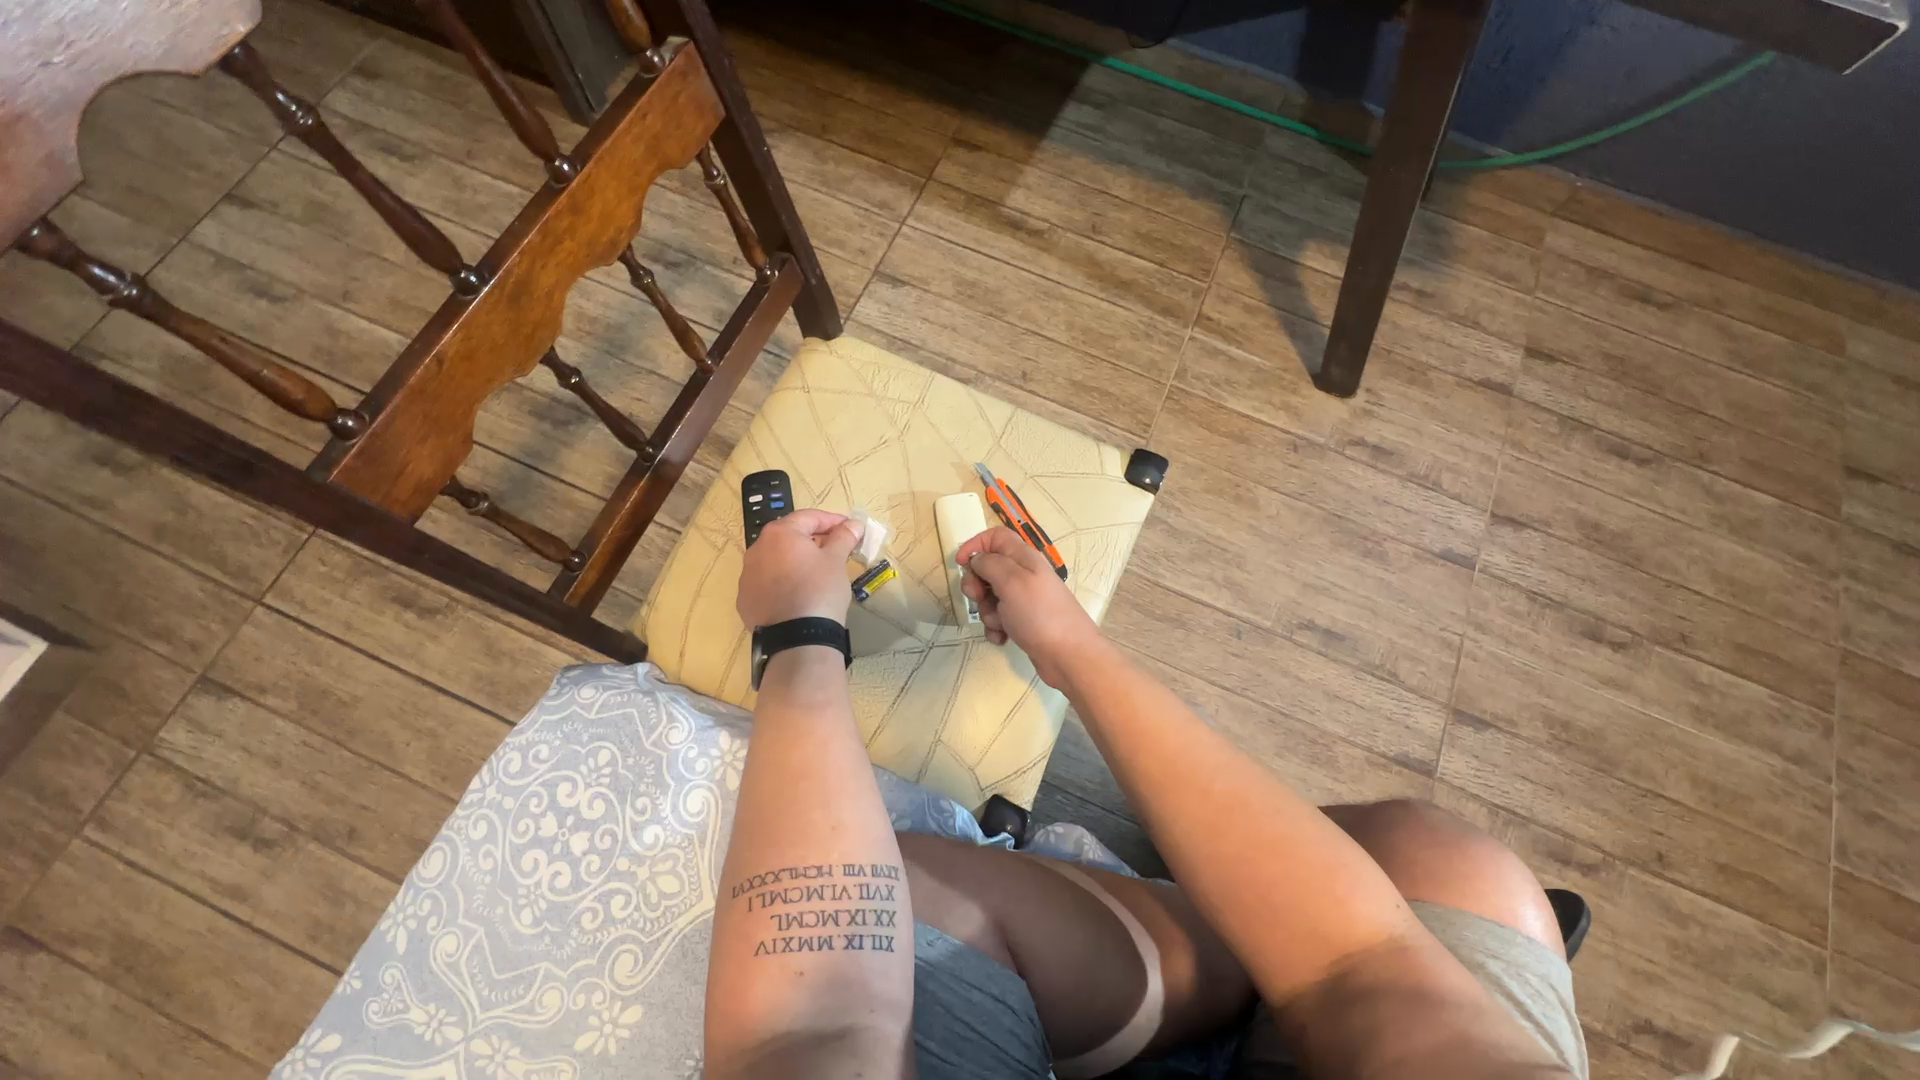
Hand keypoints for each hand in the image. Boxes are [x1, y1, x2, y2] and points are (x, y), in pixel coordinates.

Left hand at [737, 509, 861, 625]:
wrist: (796, 638)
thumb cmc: (819, 590)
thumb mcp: (836, 561)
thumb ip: (843, 537)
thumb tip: (853, 524)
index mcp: (779, 534)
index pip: (809, 517)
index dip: (832, 520)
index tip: (851, 529)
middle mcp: (757, 549)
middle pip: (789, 536)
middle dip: (813, 540)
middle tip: (835, 549)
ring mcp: (747, 576)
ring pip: (775, 560)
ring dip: (795, 561)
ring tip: (816, 573)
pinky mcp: (745, 600)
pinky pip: (767, 583)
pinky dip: (782, 582)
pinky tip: (797, 594)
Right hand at [954, 527, 1102, 687]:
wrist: (1068, 656)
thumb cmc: (1039, 614)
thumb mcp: (1012, 581)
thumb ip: (990, 564)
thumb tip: (977, 559)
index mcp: (1024, 558)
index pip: (996, 537)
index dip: (975, 545)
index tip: (961, 564)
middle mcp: (1024, 575)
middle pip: (988, 568)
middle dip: (977, 584)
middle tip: (979, 597)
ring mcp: (1024, 600)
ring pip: (991, 597)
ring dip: (987, 611)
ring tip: (1000, 623)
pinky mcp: (1023, 622)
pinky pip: (998, 619)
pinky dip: (996, 628)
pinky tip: (1003, 638)